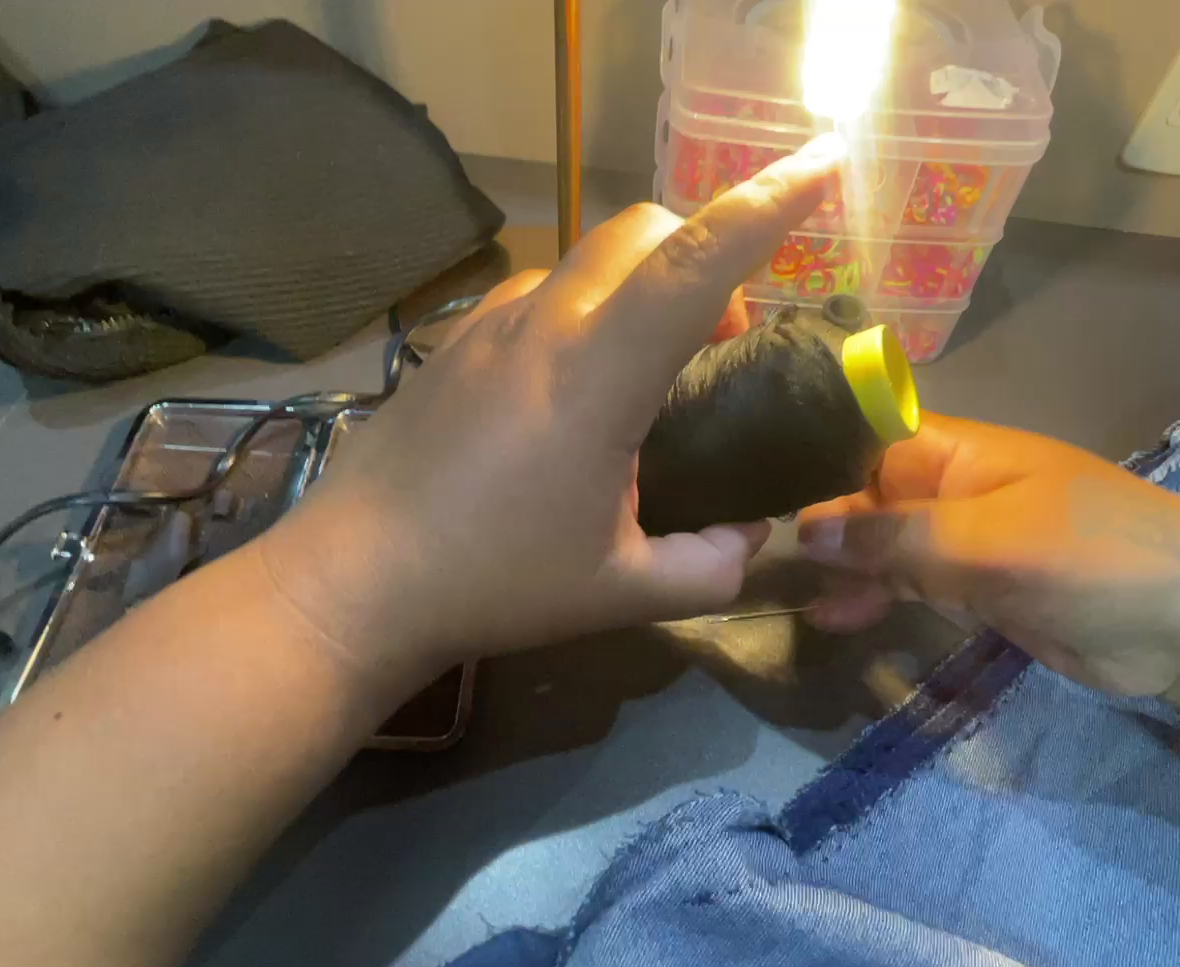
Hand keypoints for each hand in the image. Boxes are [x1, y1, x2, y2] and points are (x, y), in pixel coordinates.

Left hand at [256, 134, 846, 682]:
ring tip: (646, 371)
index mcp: (595, 375)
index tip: (824, 162)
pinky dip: (586, 311)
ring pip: (587, 258)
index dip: (769, 205)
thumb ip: (709, 567)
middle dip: (703, 252)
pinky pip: (540, 293)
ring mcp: (487, 325)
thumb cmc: (493, 583)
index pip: (697, 263)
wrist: (355, 581)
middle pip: (641, 229)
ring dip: (641, 285)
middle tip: (718, 340)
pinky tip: (570, 391)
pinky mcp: (454, 343)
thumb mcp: (621, 592)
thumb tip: (749, 538)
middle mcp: (542, 325)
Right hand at [797, 413, 1179, 698]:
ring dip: (841, 565)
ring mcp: (957, 540)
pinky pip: (904, 584)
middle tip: (759, 549)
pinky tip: (835, 617)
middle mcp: (946, 488)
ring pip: (879, 544)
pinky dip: (872, 597)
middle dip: (820, 519)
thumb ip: (894, 538)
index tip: (756, 479)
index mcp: (953, 453)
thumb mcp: (988, 543)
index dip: (813, 453)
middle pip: (864, 495)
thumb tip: (805, 530)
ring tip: (795, 591)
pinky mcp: (968, 587)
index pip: (865, 436)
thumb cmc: (1096, 559)